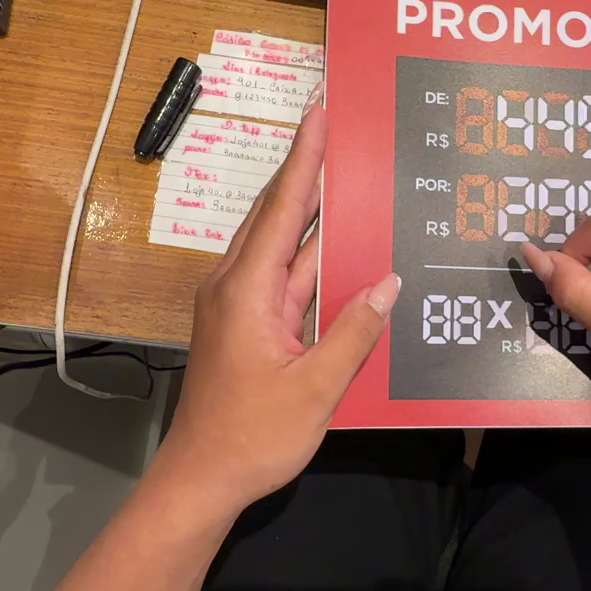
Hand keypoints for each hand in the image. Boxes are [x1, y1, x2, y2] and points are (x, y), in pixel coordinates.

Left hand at [152, 101, 399, 514]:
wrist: (202, 478)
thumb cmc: (254, 435)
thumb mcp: (315, 387)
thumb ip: (354, 331)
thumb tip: (388, 282)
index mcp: (247, 290)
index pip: (281, 209)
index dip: (303, 159)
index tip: (318, 113)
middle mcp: (236, 285)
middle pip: (277, 215)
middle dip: (307, 171)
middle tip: (340, 131)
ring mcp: (238, 304)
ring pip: (281, 246)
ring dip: (312, 214)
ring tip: (349, 179)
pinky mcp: (245, 323)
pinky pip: (284, 277)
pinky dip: (312, 258)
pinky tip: (341, 249)